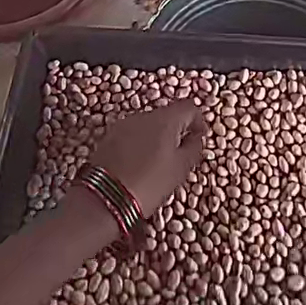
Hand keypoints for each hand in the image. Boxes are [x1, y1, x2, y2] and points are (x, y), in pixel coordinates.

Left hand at [87, 100, 205, 214]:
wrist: (106, 197)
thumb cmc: (149, 184)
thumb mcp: (180, 169)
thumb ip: (193, 148)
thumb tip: (196, 137)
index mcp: (165, 119)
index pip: (189, 107)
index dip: (198, 121)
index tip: (200, 138)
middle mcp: (143, 115)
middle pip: (167, 115)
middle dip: (177, 131)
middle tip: (181, 155)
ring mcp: (123, 124)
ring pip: (148, 125)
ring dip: (157, 138)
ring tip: (159, 164)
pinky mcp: (109, 136)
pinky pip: (132, 134)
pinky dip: (140, 144)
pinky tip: (140, 165)